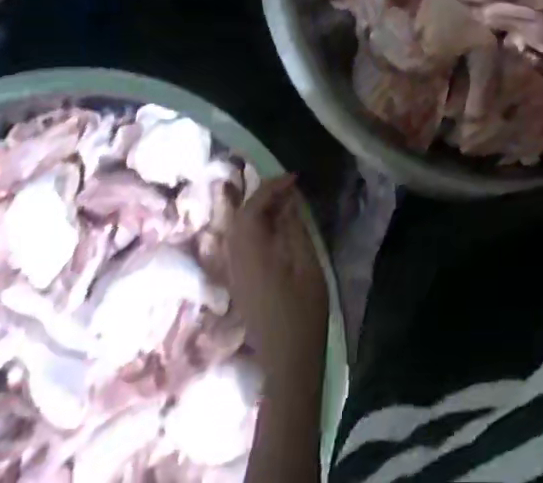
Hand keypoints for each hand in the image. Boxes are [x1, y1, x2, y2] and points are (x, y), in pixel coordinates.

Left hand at [229, 174, 328, 381]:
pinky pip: (239, 243)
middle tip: (289, 188)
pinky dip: (254, 227)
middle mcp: (235, 259)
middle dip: (262, 195)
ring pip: (237, 230)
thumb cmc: (304, 315)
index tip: (294, 178)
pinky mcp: (238, 283)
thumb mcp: (308, 268)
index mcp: (251, 253)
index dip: (271, 188)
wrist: (287, 364)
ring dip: (257, 211)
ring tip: (284, 203)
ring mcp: (233, 272)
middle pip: (240, 217)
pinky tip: (273, 229)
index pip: (252, 208)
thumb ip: (294, 231)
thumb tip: (287, 202)